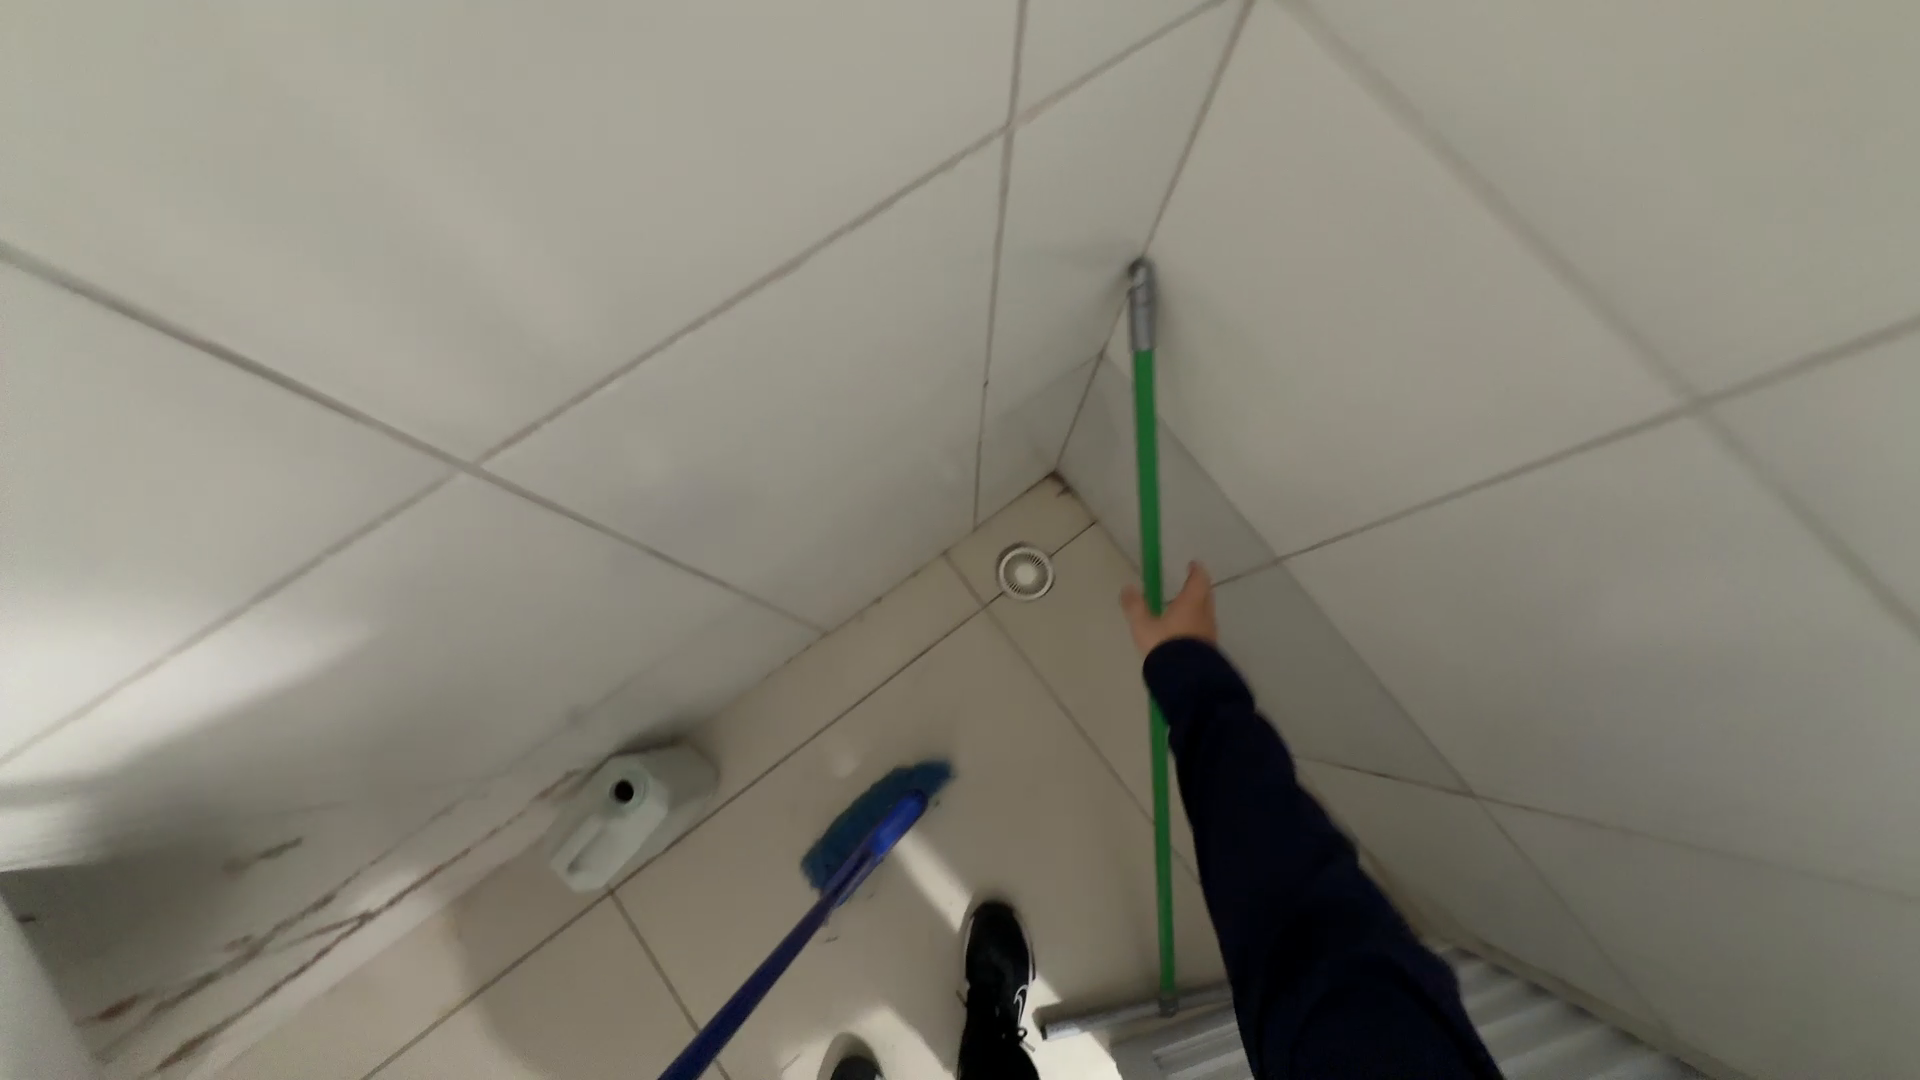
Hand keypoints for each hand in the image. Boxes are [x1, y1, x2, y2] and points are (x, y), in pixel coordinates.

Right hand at [1120, 561, 1216, 656]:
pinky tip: (1185, 634)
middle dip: (1199, 588)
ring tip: (1184, 611)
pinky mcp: (1209, 650)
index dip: (1196, 570)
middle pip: (1206, 595)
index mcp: (1191, 604)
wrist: (1186, 679)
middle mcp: (1204, 615)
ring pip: (1206, 614)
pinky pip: (1204, 630)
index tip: (1193, 565)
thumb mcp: (1143, 626)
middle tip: (1189, 585)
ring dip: (1198, 608)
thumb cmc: (1165, 645)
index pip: (1198, 580)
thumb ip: (1135, 607)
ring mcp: (1209, 633)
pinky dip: (1197, 625)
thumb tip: (1127, 588)